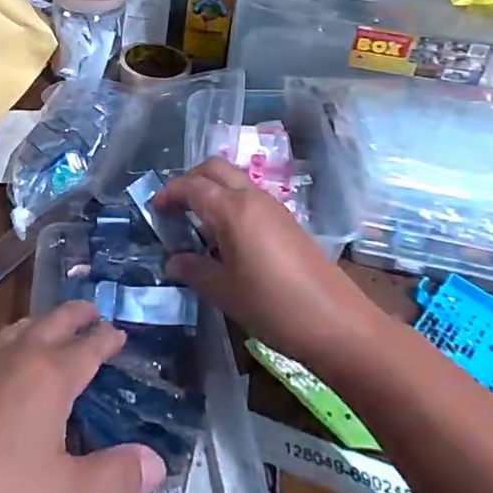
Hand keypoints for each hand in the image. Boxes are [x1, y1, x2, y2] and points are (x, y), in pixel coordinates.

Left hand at [0, 302, 162, 492]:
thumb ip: (117, 477)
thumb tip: (158, 460)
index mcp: (48, 375)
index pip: (87, 346)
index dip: (107, 338)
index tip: (121, 332)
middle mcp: (16, 358)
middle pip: (52, 322)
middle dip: (76, 314)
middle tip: (94, 311)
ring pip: (20, 328)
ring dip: (44, 322)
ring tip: (55, 328)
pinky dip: (17, 339)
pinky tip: (10, 363)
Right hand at [156, 157, 388, 373]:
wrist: (337, 323)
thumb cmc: (273, 306)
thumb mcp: (224, 291)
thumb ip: (194, 269)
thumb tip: (174, 261)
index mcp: (232, 209)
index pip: (192, 186)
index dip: (169, 193)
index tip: (155, 209)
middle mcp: (252, 198)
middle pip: (215, 168)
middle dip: (190, 180)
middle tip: (175, 207)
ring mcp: (274, 207)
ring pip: (234, 180)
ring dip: (212, 190)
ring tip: (198, 224)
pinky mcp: (287, 222)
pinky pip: (250, 197)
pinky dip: (230, 203)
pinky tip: (226, 238)